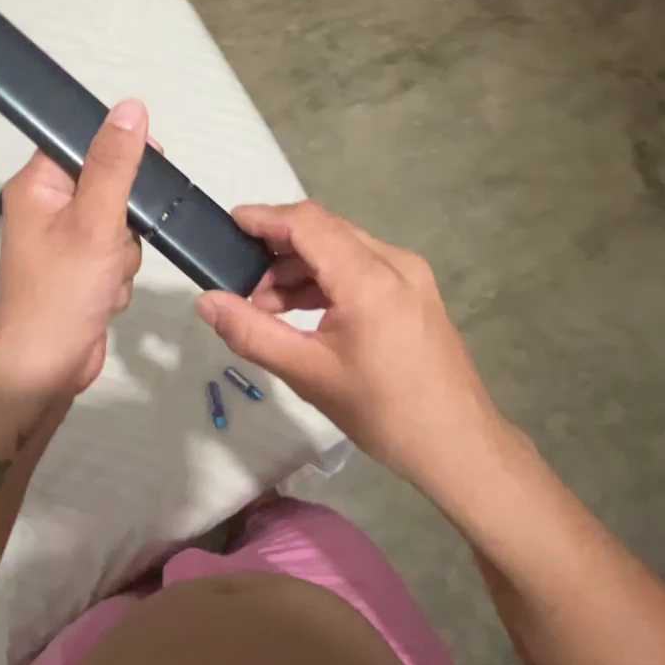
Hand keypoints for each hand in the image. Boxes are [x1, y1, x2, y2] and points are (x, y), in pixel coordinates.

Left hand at [0, 100, 148, 395]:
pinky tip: (107, 295)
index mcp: (37, 186)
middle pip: (107, 184)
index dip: (117, 148)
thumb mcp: (95, 221)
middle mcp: (46, 208)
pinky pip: (115, 253)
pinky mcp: (80, 270)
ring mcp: (64, 242)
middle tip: (116, 238)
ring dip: (124, 250)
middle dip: (125, 216)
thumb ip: (115, 163)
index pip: (80, 142)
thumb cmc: (64, 291)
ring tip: (106, 275)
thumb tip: (131, 107)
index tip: (149, 164)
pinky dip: (119, 273)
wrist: (47, 370)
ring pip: (119, 222)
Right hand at [194, 202, 501, 485]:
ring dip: (301, 270)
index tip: (227, 225)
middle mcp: (394, 261)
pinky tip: (304, 315)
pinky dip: (327, 282)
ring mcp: (410, 275)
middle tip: (242, 287)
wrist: (459, 446)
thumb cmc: (383, 412)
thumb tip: (205, 301)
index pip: (307, 223)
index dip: (264, 218)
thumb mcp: (308, 373)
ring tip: (267, 310)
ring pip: (342, 250)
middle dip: (277, 251)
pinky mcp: (416, 292)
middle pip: (324, 232)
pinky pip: (362, 269)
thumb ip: (252, 332)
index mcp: (369, 276)